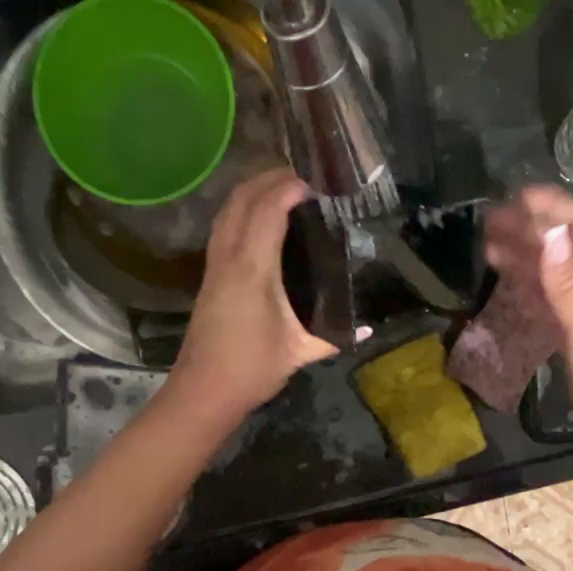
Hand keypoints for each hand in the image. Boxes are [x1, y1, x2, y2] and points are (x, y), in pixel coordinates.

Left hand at [163, 168, 337, 427]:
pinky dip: (241, 210)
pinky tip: (259, 220)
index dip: (291, 187)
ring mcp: (215, 264)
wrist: (204, 390)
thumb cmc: (252, 370)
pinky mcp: (209, 275)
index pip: (269, 209)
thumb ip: (335, 337)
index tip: (317, 182)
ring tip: (282, 189)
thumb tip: (368, 330)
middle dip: (270, 178)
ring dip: (252, 190)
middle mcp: (230, 257)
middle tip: (304, 177)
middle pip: (243, 198)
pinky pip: (223, 226)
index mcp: (253, 269)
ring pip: (228, 209)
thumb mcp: (299, 353)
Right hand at [484, 186, 572, 445]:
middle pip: (565, 244)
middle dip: (530, 229)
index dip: (551, 207)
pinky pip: (550, 299)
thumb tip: (549, 235)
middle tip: (490, 222)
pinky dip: (529, 287)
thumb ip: (566, 283)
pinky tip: (508, 282)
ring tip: (489, 246)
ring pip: (554, 271)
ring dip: (525, 256)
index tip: (515, 198)